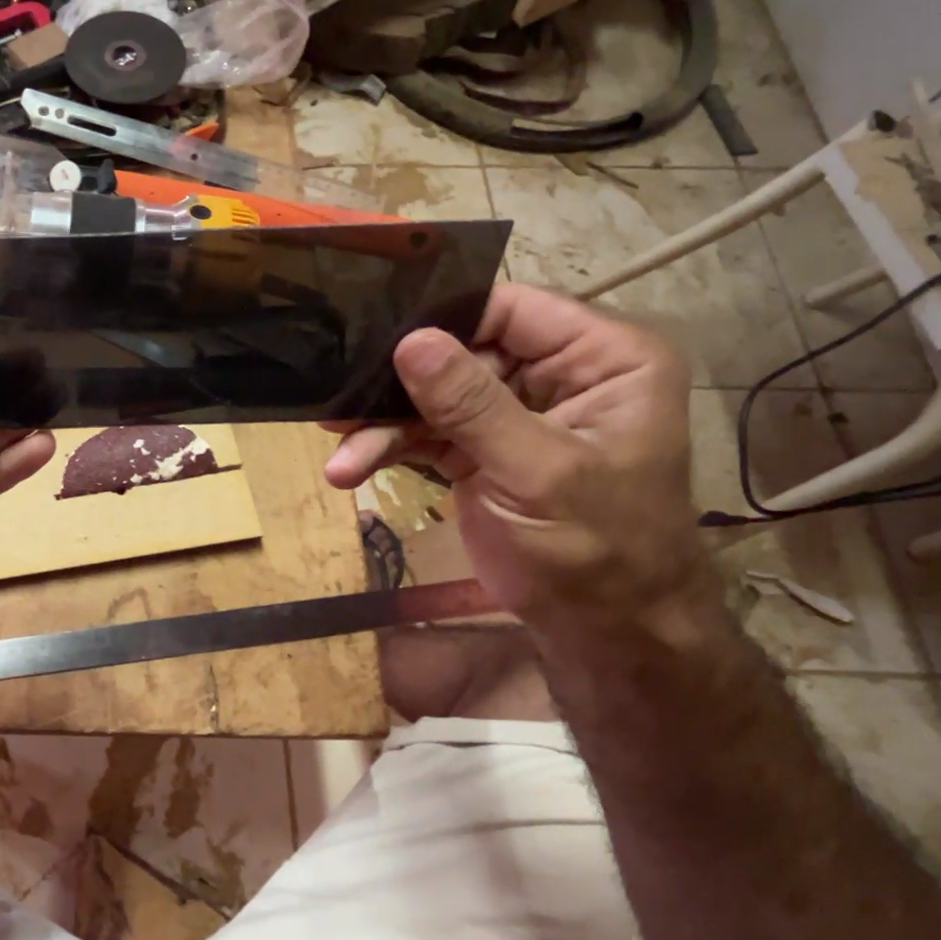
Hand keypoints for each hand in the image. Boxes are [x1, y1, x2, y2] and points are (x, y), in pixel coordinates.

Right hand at [324, 284, 701, 627]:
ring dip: (382, 424)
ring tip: (338, 452)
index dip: (444, 320)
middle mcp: (557, 376)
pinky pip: (423, 434)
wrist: (602, 628)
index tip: (375, 338)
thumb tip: (410, 341)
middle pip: (460, 353)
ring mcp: (512, 415)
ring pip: (431, 397)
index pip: (511, 311)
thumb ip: (471, 404)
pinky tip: (348, 469)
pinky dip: (386, 449)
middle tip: (339, 403)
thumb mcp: (536, 470)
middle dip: (399, 384)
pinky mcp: (478, 452)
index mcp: (602, 360)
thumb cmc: (596, 548)